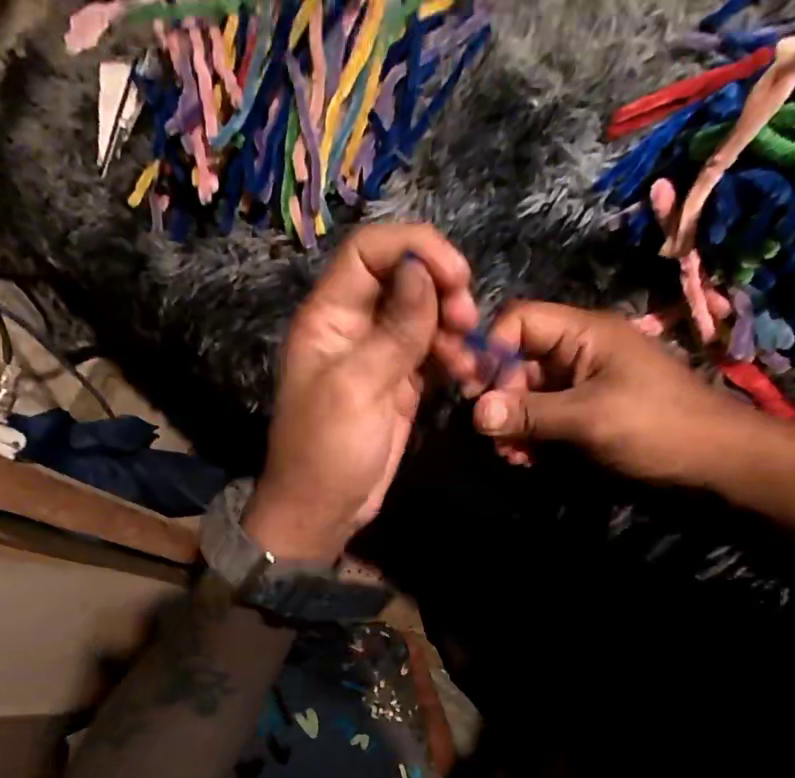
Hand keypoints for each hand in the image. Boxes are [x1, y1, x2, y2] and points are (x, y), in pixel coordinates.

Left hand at [245, 225, 479, 559]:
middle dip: (442, 289)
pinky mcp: (400, 383)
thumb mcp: (357, 388)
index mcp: (329, 316)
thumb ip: (394, 330)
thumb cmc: (327, 451)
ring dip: (454, 327)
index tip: (456, 275)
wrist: (323, 511)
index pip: (368, 252)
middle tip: (468, 321)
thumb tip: (422, 271)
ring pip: (424, 315)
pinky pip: (432, 353)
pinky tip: (469, 376)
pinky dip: (454, 358)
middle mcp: (354, 326)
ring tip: (470, 359)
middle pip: (403, 277)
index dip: (414, 249)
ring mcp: (379, 355)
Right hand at [471, 302, 774, 486]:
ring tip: (513, 456)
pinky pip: (546, 415)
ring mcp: (583, 381)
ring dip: (513, 422)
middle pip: (517, 360)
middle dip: (501, 397)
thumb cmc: (657, 426)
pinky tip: (528, 459)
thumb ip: (530, 414)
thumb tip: (475, 414)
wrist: (717, 460)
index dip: (491, 350)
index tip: (477, 392)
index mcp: (583, 332)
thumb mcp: (588, 419)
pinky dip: (532, 435)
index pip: (518, 321)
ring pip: (528, 392)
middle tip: (495, 436)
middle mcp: (579, 350)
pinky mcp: (588, 411)